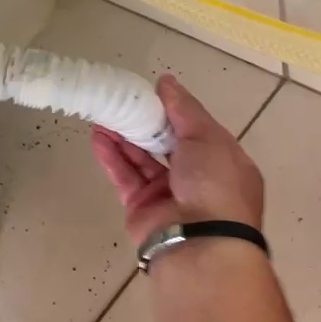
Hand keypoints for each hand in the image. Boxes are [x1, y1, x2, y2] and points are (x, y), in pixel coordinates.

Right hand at [90, 74, 263, 244]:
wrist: (198, 241)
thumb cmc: (214, 185)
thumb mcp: (207, 138)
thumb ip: (184, 109)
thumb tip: (166, 81)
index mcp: (223, 161)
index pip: (195, 130)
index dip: (173, 111)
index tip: (149, 94)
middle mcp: (197, 177)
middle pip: (165, 143)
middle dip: (143, 123)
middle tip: (120, 102)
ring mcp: (168, 193)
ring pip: (142, 158)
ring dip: (123, 137)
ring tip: (102, 115)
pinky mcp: (141, 205)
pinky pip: (124, 176)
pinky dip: (111, 157)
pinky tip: (97, 138)